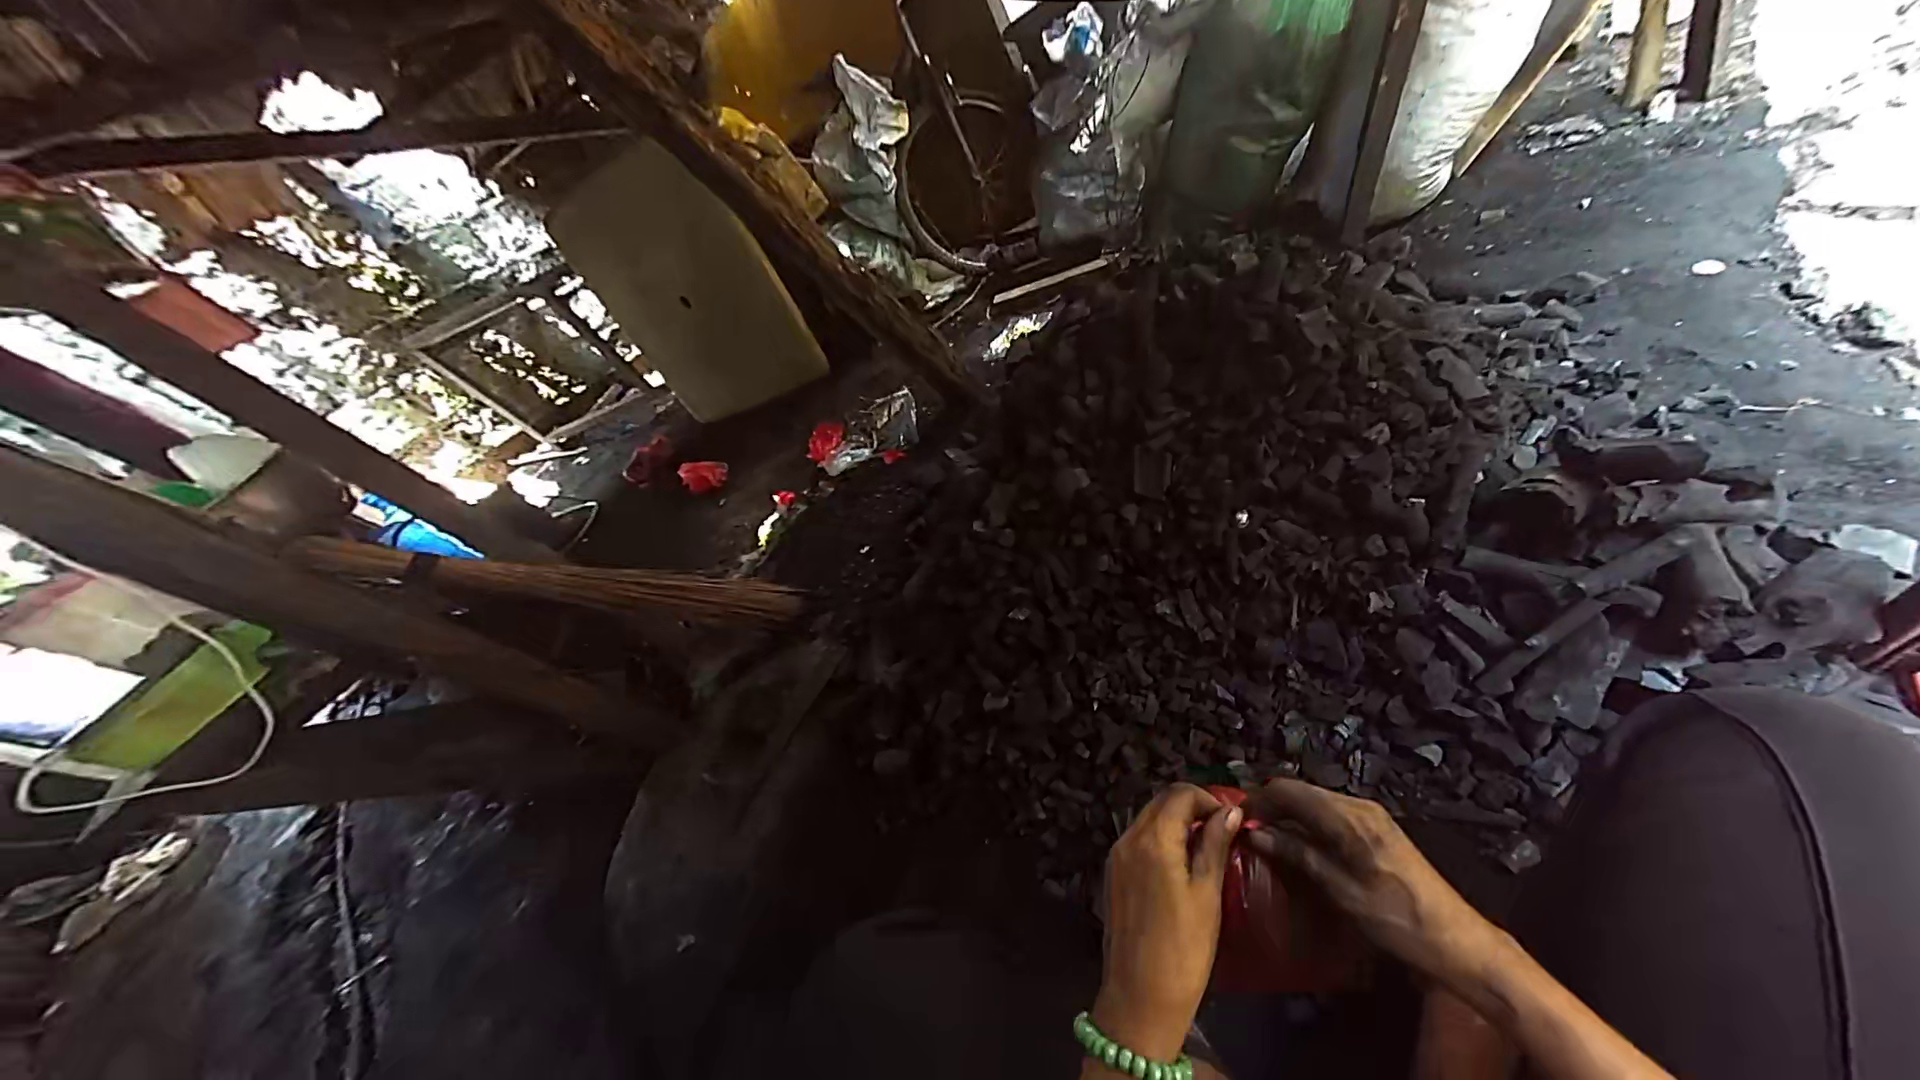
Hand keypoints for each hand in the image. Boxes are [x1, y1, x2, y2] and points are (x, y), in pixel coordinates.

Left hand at [1092, 783, 1241, 1062]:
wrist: (1139, 994)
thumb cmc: (1184, 947)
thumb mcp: (1207, 894)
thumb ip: (1215, 845)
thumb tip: (1230, 811)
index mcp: (1151, 839)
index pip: (1178, 794)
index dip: (1207, 798)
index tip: (1230, 818)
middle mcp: (1127, 838)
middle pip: (1159, 802)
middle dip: (1191, 807)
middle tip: (1222, 829)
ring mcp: (1116, 855)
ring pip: (1147, 819)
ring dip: (1175, 822)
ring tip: (1206, 846)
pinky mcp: (1113, 873)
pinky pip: (1138, 840)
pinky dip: (1160, 838)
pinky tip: (1181, 862)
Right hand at [1243, 779, 1505, 990]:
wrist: (1461, 944)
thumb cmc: (1399, 921)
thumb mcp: (1341, 891)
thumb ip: (1297, 855)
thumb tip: (1254, 834)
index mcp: (1348, 817)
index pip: (1286, 790)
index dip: (1257, 802)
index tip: (1237, 823)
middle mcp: (1357, 806)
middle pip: (1298, 790)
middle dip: (1269, 806)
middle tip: (1247, 832)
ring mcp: (1368, 814)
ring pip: (1311, 799)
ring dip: (1286, 814)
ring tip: (1267, 839)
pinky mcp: (1374, 826)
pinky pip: (1327, 811)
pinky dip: (1305, 821)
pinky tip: (1297, 843)